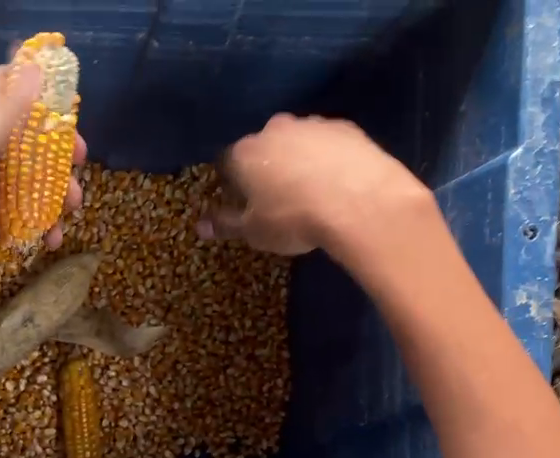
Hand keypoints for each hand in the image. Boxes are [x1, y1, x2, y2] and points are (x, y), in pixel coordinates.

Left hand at [0, 62, 85, 317]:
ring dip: (54, 190)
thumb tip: (34, 68)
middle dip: (55, 147)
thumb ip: (3, 111)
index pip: (3, 88)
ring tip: (74, 208)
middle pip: (24, 136)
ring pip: (27, 179)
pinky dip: (40, 224)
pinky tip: (51, 239)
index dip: (35, 89)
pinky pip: (21, 217)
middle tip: (79, 161)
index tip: (67, 104)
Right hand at [197, 114, 438, 278]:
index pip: (226, 162)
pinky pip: (326, 143)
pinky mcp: (346, 128)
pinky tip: (333, 182)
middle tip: (273, 196)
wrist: (359, 202)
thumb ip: (226, 224)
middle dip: (264, 166)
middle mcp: (274, 129)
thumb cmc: (292, 219)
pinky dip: (325, 158)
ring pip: (295, 141)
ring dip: (296, 160)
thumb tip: (200, 226)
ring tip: (307, 191)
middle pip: (262, 147)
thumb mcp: (253, 231)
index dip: (231, 182)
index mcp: (245, 152)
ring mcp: (312, 124)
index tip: (239, 200)